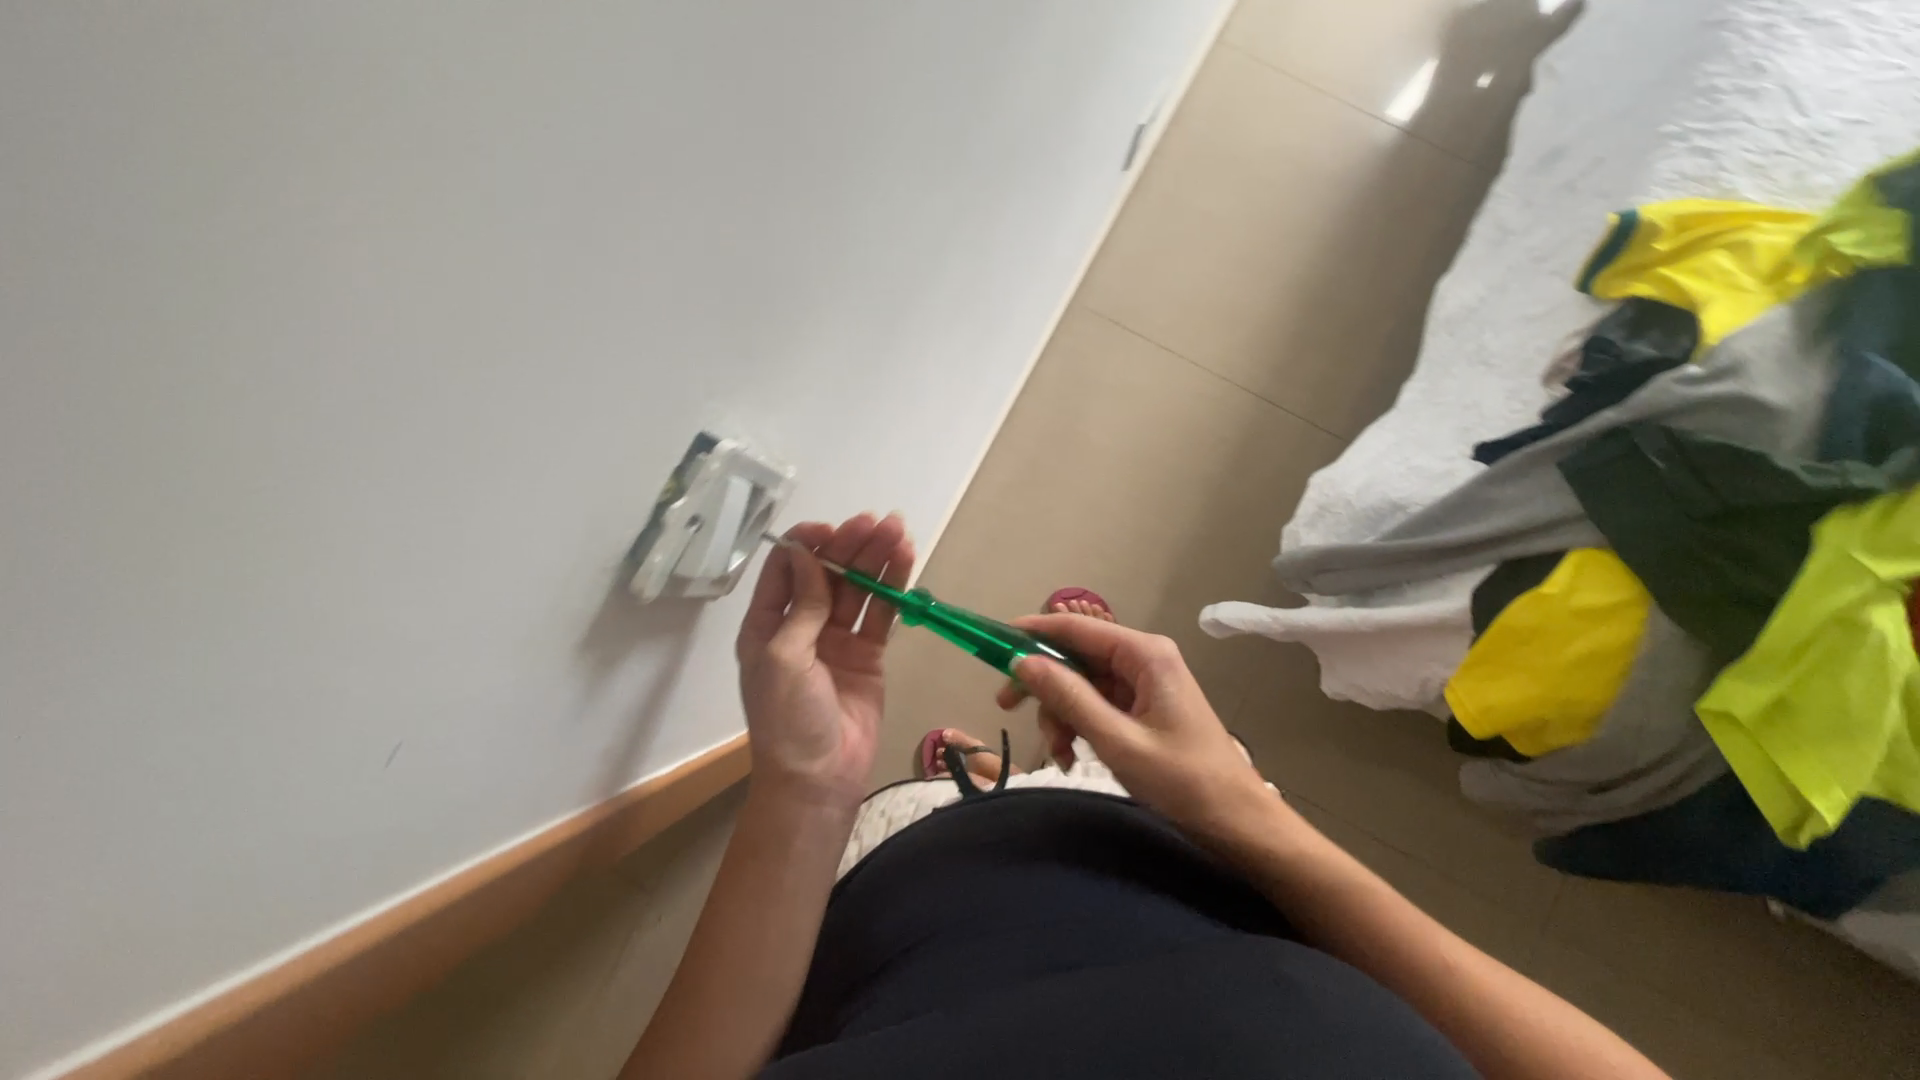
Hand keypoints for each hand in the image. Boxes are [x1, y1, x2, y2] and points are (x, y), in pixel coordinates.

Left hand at [736, 513, 913, 810]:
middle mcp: (801, 626)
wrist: (818, 779)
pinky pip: (880, 615)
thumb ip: (801, 606)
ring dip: (876, 560)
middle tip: (877, 523)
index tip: (832, 529)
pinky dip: (893, 589)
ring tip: (898, 531)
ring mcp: (837, 640)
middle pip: (828, 574)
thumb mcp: (783, 657)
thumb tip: (805, 553)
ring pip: (858, 589)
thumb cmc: (788, 719)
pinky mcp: (868, 656)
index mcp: (767, 624)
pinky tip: (905, 561)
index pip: (786, 569)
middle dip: (850, 546)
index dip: (808, 544)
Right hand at [999, 614, 1275, 842]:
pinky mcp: (1143, 709)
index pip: (1076, 628)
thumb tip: (1022, 662)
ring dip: (1060, 714)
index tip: (992, 646)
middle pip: (1075, 656)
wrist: (1237, 823)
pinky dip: (1078, 727)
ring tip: (1058, 752)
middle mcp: (1143, 660)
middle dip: (1043, 684)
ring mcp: (1144, 685)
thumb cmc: (1184, 782)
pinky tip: (1071, 756)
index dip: (1032, 633)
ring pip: (1081, 684)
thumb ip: (1069, 698)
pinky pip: (1096, 706)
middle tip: (1007, 706)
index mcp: (1145, 654)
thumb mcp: (1117, 741)